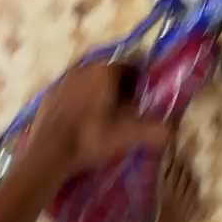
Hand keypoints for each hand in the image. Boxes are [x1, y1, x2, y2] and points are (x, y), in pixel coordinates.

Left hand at [21, 62, 169, 179]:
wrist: (47, 154)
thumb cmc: (90, 138)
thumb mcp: (127, 136)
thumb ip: (154, 130)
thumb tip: (173, 130)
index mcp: (105, 71)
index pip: (132, 66)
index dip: (140, 83)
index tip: (142, 102)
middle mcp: (85, 68)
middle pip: (110, 73)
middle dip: (120, 89)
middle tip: (125, 112)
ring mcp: (64, 80)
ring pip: (90, 82)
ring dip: (99, 95)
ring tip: (103, 119)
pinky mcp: (49, 94)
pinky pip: (72, 93)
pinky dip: (80, 102)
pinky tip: (81, 123)